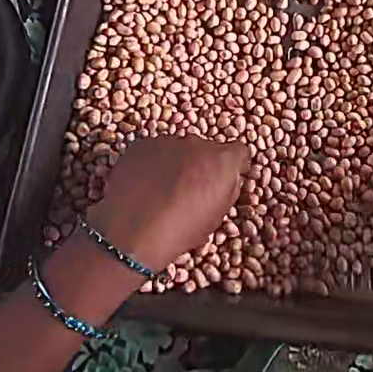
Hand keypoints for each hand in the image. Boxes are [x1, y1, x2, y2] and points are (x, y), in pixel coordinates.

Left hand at [88, 136, 249, 271]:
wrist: (134, 230)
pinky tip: (145, 185)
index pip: (238, 151)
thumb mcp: (217, 216)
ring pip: (177, 148)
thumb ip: (226, 188)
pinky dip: (152, 163)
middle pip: (206, 149)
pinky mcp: (142, 144)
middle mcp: (197, 143)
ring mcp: (167, 141)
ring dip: (175, 162)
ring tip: (163, 189)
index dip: (234, 165)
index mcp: (222, 160)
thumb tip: (223, 179)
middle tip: (189, 188)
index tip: (224, 176)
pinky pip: (153, 150)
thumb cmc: (180, 229)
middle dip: (201, 164)